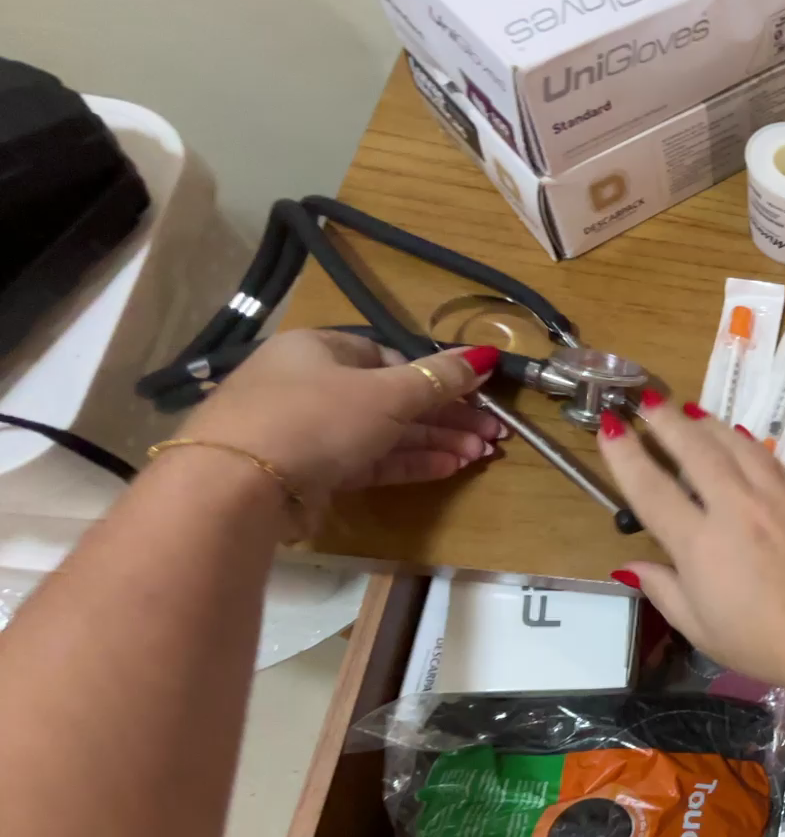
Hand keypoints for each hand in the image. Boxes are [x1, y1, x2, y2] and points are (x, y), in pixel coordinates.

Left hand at [174, 329, 506, 530]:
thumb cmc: (317, 419)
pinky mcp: (316, 468)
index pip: (390, 356)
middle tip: (493, 433)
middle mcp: (313, 384)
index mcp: (320, 350)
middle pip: (397, 397)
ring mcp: (312, 429)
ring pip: (389, 431)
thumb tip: (487, 355)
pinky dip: (414, 462)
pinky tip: (451, 466)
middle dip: (449, 417)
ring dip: (439, 441)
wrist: (239, 486)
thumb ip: (442, 377)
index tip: (475, 396)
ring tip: (481, 454)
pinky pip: (374, 459)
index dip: (436, 376)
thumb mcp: (390, 392)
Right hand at [596, 398, 784, 692]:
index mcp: (701, 544)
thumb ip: (664, 591)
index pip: (651, 488)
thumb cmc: (769, 644)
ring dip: (707, 423)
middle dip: (665, 421)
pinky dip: (746, 442)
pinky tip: (739, 438)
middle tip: (646, 402)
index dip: (625, 454)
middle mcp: (736, 508)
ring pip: (736, 444)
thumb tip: (631, 565)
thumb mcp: (702, 631)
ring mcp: (776, 497)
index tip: (610, 427)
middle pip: (694, 449)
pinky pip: (768, 458)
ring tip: (688, 412)